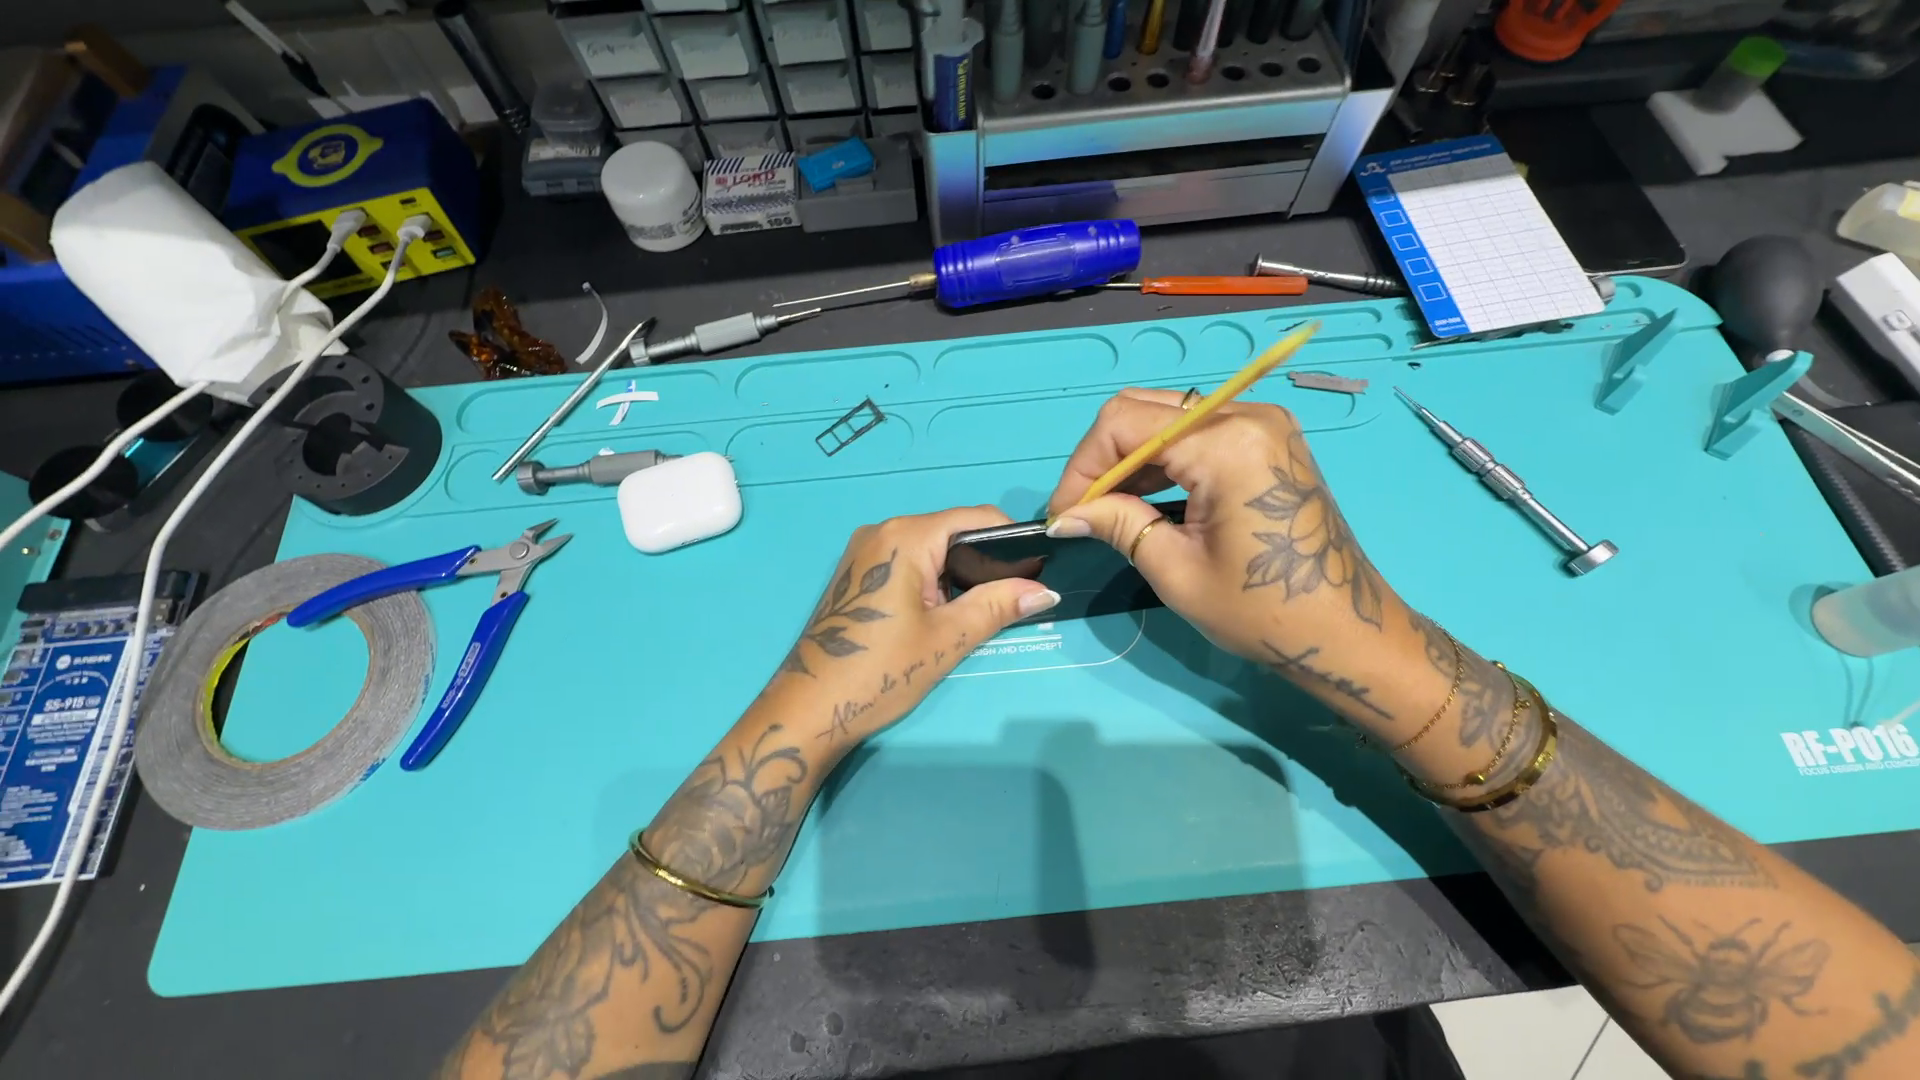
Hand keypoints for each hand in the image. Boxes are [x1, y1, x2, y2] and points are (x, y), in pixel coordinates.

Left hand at [768, 507, 1059, 747]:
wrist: (809, 708)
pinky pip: (907, 562)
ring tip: (984, 609)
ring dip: (959, 574)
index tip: (1038, 568)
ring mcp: (863, 551)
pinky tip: (944, 612)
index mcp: (906, 536)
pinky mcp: (855, 573)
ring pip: (930, 549)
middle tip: (1014, 597)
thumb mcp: (947, 638)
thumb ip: (998, 606)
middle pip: (951, 532)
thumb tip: (1045, 591)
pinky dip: (932, 580)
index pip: (976, 518)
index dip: (1011, 539)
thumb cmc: (881, 670)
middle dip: (986, 560)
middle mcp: (882, 531)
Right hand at [1045, 389, 1406, 696]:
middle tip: (1084, 510)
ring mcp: (1263, 423)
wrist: (1346, 632)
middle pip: (1143, 410)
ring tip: (1110, 509)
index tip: (1065, 515)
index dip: (1082, 468)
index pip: (1123, 424)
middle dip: (1102, 458)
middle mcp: (1246, 414)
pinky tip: (1147, 498)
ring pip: (1167, 417)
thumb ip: (1117, 524)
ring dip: (1130, 458)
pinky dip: (1163, 459)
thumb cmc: (1261, 611)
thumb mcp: (1175, 571)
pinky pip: (1197, 430)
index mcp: (1225, 442)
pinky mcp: (1269, 439)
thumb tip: (1065, 516)